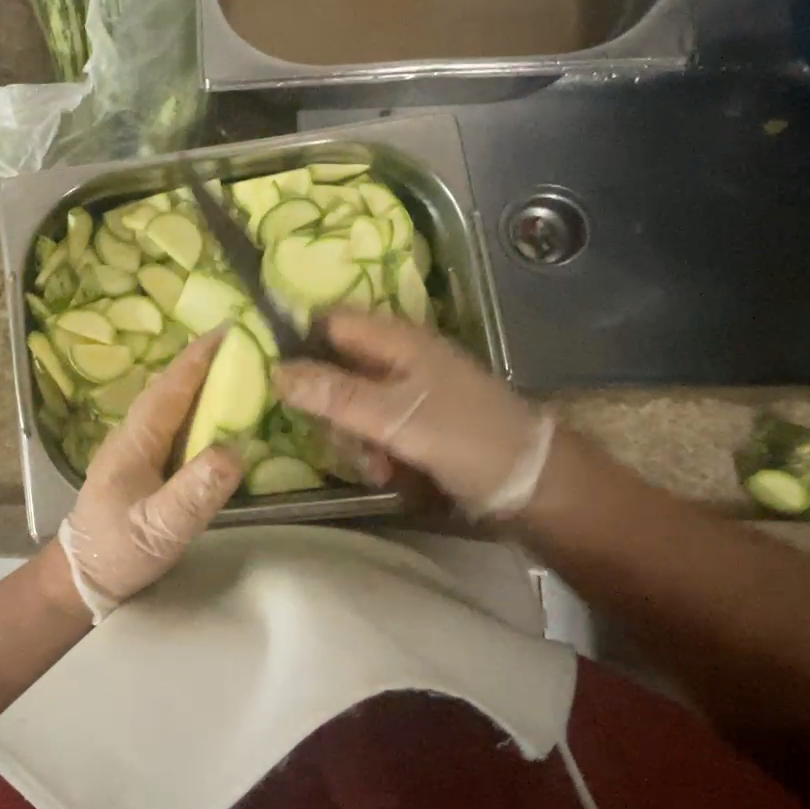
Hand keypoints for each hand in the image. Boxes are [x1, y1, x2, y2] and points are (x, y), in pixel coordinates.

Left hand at [60, 329, 245, 621]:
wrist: (81, 579)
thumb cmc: (116, 551)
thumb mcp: (158, 528)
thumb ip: (193, 493)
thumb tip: (233, 451)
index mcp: (134, 441)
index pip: (170, 388)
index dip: (198, 358)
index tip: (229, 328)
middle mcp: (133, 437)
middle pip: (170, 390)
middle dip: (203, 363)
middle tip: (244, 343)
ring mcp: (135, 452)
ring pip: (170, 407)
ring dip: (200, 384)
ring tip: (237, 369)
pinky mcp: (141, 468)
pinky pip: (173, 428)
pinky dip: (196, 412)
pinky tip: (215, 417)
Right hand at [275, 309, 552, 517]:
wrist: (535, 485)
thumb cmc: (464, 438)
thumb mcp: (392, 417)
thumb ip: (333, 394)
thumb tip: (275, 371)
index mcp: (397, 341)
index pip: (330, 322)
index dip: (300, 340)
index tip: (274, 374)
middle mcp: (400, 359)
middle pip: (334, 369)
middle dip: (327, 407)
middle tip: (334, 436)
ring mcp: (409, 392)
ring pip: (350, 405)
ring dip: (351, 437)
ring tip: (374, 465)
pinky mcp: (417, 423)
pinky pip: (373, 429)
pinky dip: (374, 452)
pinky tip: (387, 474)